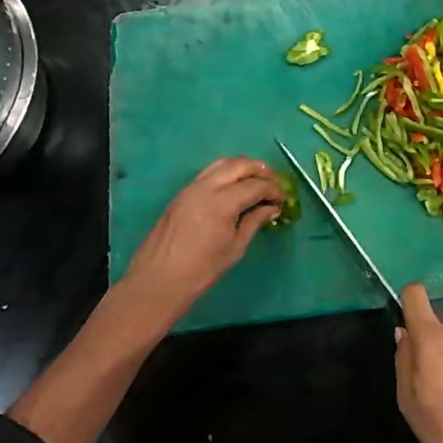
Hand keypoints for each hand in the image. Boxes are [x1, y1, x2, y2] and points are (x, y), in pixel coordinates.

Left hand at [119, 157, 282, 318]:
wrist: (159, 279)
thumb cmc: (202, 270)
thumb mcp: (235, 248)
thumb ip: (254, 222)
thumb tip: (272, 208)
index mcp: (222, 202)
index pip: (255, 185)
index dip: (273, 190)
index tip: (283, 198)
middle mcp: (206, 187)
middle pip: (239, 165)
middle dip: (260, 171)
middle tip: (273, 184)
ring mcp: (191, 187)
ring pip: (222, 164)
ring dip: (242, 168)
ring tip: (255, 182)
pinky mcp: (182, 193)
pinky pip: (208, 173)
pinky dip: (225, 173)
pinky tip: (233, 188)